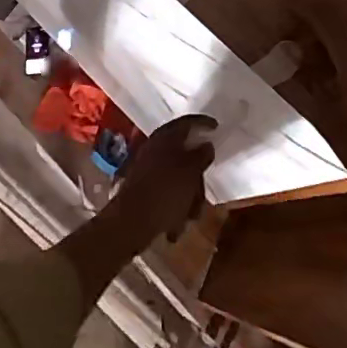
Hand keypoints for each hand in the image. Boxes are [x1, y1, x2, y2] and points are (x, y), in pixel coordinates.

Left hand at [54, 114, 215, 303]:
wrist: (130, 222)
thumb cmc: (165, 192)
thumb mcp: (191, 172)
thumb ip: (201, 155)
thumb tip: (207, 144)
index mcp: (165, 137)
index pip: (187, 122)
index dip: (203, 123)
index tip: (216, 126)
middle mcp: (154, 148)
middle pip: (184, 153)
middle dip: (197, 174)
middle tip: (205, 188)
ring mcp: (146, 167)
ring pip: (176, 176)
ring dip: (188, 195)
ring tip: (192, 216)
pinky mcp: (142, 187)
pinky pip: (165, 192)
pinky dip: (174, 205)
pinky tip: (176, 225)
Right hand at [284, 0, 346, 229]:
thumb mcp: (324, 115)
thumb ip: (305, 79)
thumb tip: (289, 53)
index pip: (326, 15)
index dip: (304, 4)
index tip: (283, 0)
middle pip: (344, 10)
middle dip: (318, 4)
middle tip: (294, 13)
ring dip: (335, 13)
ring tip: (314, 25)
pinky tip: (339, 42)